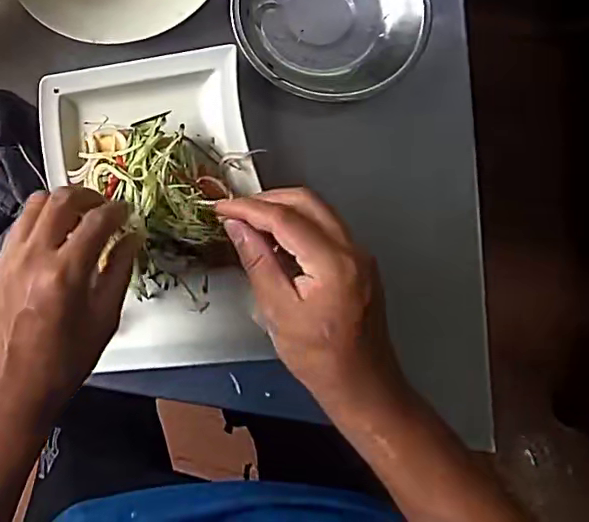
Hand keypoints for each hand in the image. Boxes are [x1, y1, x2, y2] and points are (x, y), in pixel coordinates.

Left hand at [0, 187, 137, 417]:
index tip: (126, 212)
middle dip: (91, 196)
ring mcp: (14, 255)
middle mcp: (36, 256)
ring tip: (80, 214)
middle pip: (65, 198)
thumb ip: (120, 270)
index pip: (98, 220)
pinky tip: (56, 230)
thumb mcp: (104, 319)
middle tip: (105, 208)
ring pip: (39, 201)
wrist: (13, 387)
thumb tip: (132, 238)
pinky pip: (23, 220)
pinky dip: (42, 215)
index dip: (118, 210)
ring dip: (64, 200)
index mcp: (65, 273)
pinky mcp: (1, 260)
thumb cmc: (62, 362)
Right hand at [214, 188, 404, 414]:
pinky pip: (325, 225)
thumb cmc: (320, 361)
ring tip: (252, 223)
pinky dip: (298, 222)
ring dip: (283, 207)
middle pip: (305, 200)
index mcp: (333, 263)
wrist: (366, 389)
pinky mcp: (359, 260)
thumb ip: (257, 262)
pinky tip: (277, 239)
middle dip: (267, 200)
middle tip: (236, 212)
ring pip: (317, 208)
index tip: (222, 208)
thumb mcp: (277, 313)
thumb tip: (236, 226)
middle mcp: (352, 249)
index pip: (284, 218)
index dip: (249, 208)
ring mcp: (359, 253)